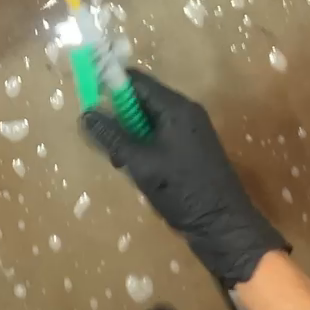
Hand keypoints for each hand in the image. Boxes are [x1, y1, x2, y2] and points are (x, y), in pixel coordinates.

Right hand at [79, 69, 287, 285]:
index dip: (110, 86)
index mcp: (176, 107)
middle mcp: (185, 111)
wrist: (224, 228)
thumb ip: (112, 137)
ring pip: (149, 119)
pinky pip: (159, 134)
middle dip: (119, 116)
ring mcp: (190, 130)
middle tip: (104, 139)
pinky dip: (143, 145)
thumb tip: (85, 114)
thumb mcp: (141, 164)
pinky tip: (136, 168)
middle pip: (142, 98)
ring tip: (119, 160)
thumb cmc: (183, 191)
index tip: (89, 101)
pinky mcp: (190, 148)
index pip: (136, 80)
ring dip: (130, 134)